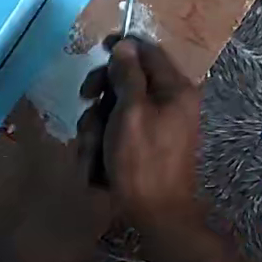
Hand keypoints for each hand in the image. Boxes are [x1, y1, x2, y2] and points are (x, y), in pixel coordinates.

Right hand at [77, 37, 203, 229]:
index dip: (122, 47)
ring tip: (93, 151)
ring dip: (96, 127)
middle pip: (127, 80)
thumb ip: (127, 76)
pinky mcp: (144, 148)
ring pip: (115, 110)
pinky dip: (103, 146)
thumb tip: (125, 45)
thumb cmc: (143, 162)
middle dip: (101, 96)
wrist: (157, 216)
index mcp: (175, 90)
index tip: (98, 48)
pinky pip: (118, 133)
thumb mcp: (131, 112)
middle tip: (85, 101)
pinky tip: (96, 166)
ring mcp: (157, 127)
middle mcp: (170, 103)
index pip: (148, 52)